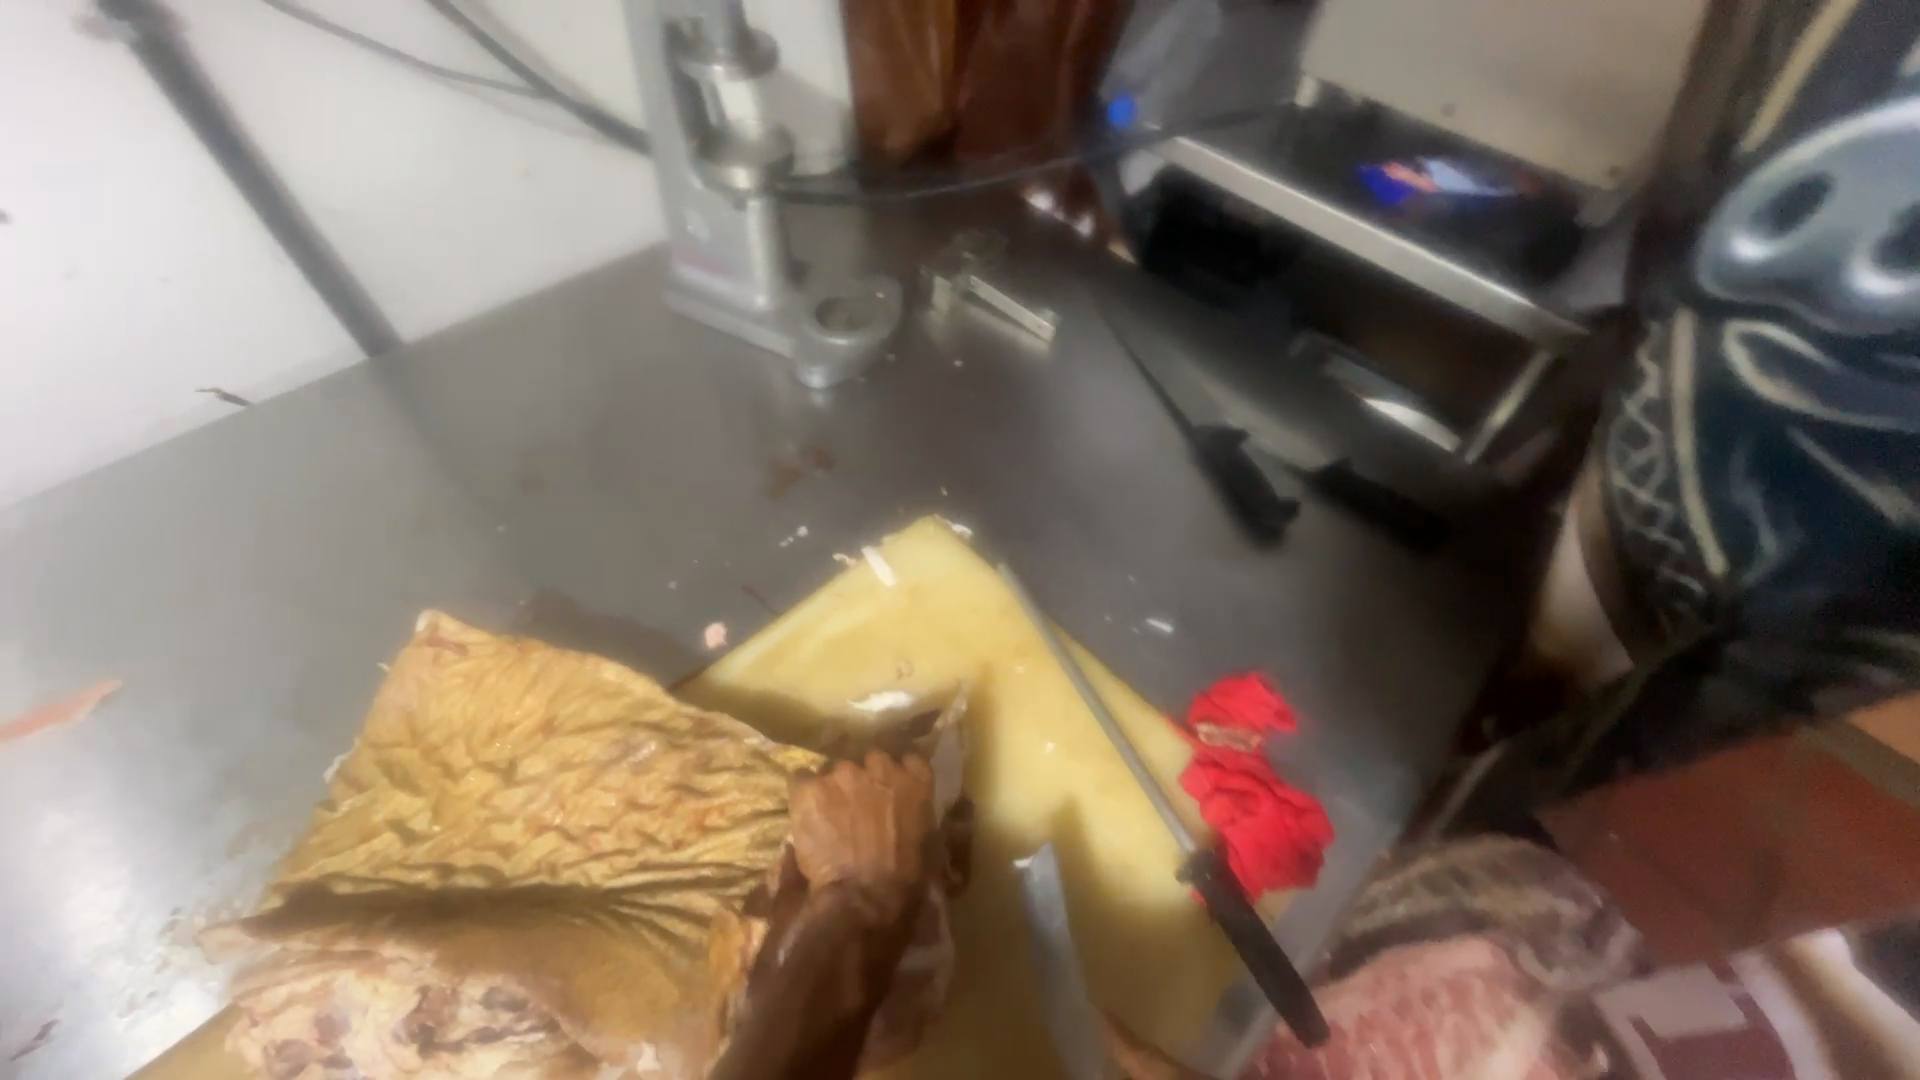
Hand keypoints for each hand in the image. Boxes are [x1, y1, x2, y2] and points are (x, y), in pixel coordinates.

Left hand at [790, 750, 933, 890]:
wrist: (864, 895)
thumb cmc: (904, 876)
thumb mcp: (928, 839)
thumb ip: (917, 810)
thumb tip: (907, 810)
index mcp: (915, 778)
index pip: (907, 760)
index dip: (895, 774)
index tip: (889, 790)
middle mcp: (880, 765)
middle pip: (867, 760)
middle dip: (863, 779)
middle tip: (857, 805)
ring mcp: (844, 773)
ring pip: (833, 770)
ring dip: (833, 788)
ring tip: (827, 813)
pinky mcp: (811, 788)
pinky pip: (801, 779)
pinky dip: (803, 794)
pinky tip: (805, 813)